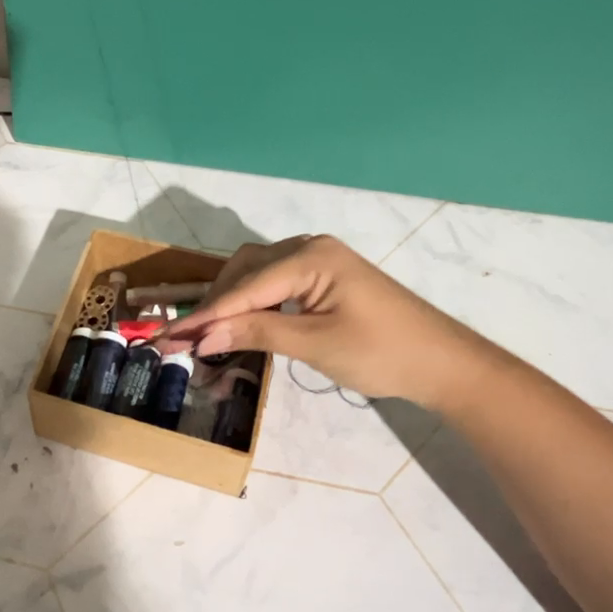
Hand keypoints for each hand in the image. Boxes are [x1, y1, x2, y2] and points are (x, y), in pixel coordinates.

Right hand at [158, 235, 524, 409]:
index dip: (204, 315)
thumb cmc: (383, 353)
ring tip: (206, 333)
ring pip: (258, 273)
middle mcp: (310, 247)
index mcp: (310, 256)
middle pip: (245, 270)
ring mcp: (319, 260)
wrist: (444, 364)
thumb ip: (256, 333)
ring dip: (231, 301)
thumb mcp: (314, 345)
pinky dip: (254, 301)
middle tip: (184, 339)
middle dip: (214, 305)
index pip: (244, 287)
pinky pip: (276, 282)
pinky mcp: (326, 277)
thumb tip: (202, 337)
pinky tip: (242, 322)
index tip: (167, 336)